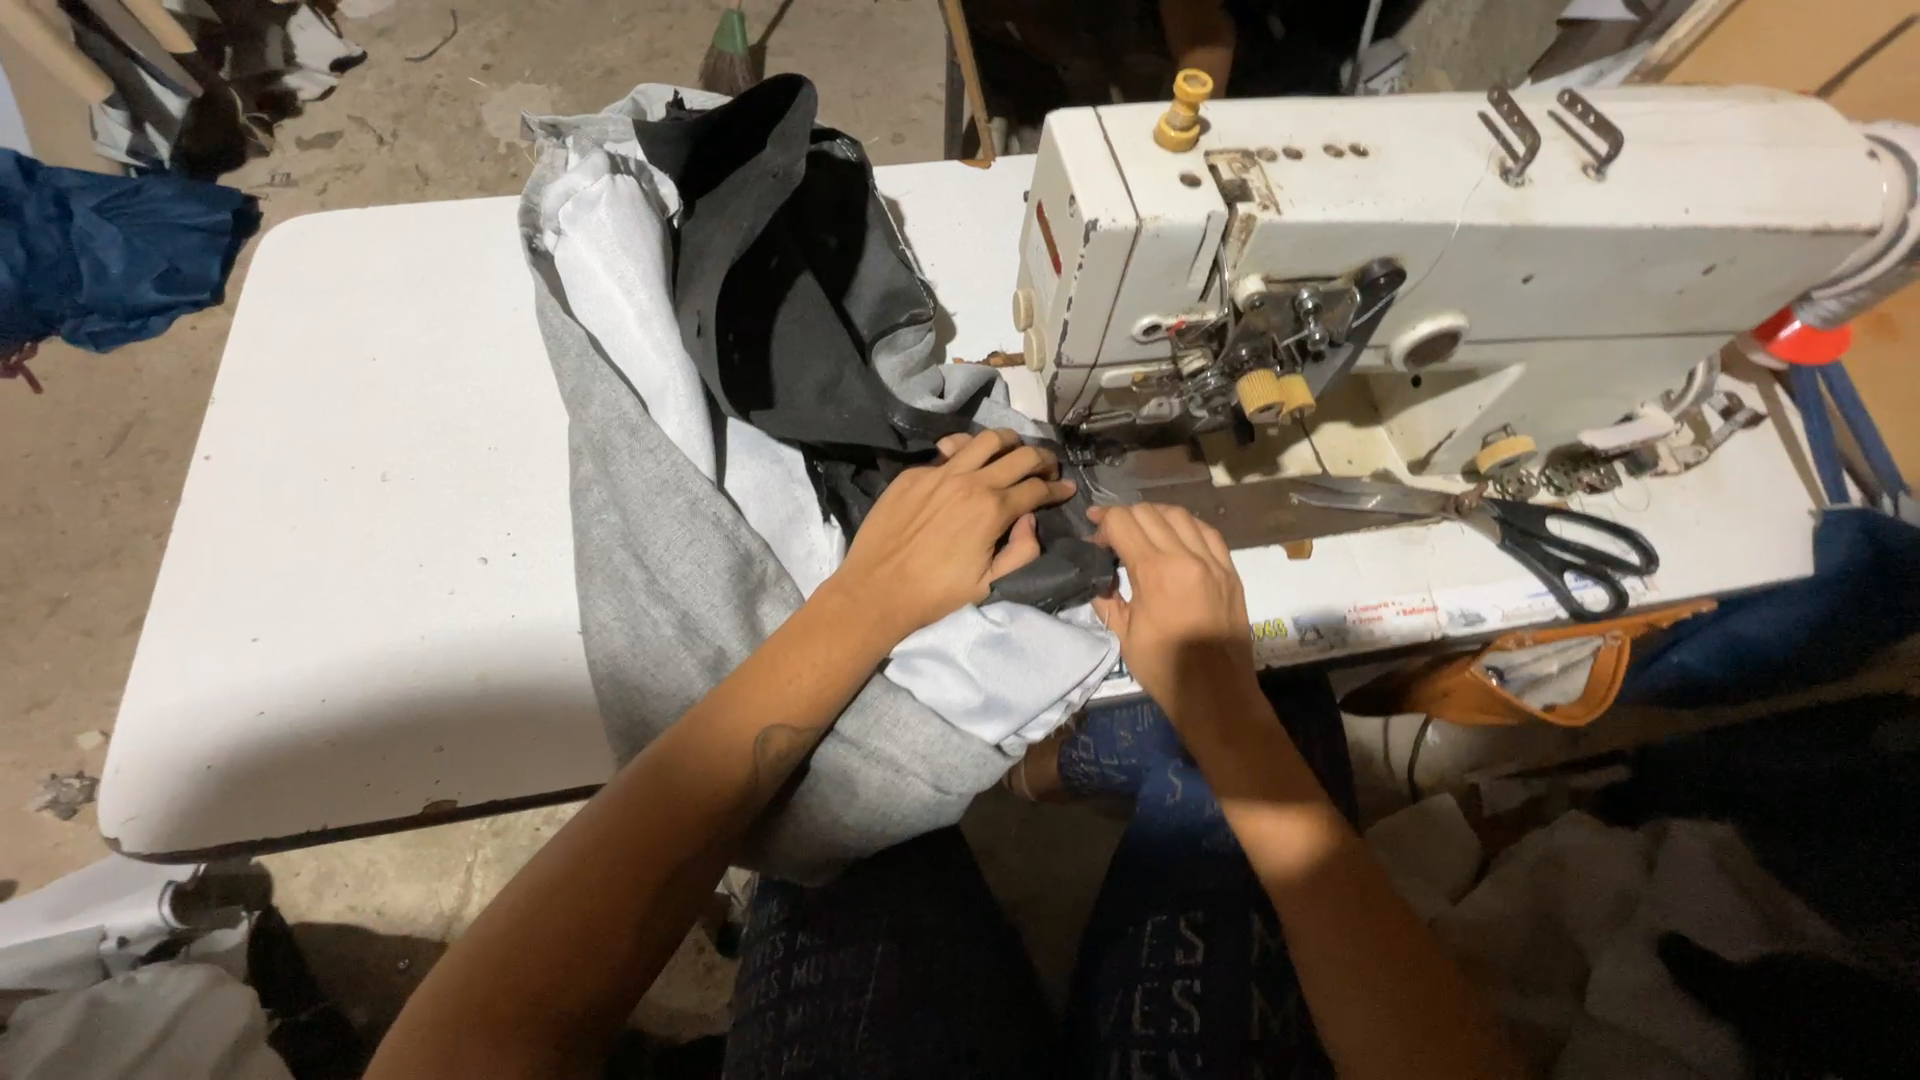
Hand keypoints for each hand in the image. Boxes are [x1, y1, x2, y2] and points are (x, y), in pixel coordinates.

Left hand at [830, 429, 1076, 643]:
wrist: (877, 589)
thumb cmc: (936, 594)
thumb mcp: (990, 585)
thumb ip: (1023, 552)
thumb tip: (1031, 520)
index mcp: (993, 510)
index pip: (1037, 488)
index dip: (1058, 488)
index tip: (1066, 489)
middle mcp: (970, 482)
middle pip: (1020, 455)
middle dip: (1042, 459)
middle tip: (1048, 467)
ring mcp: (940, 473)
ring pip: (985, 439)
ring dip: (1009, 442)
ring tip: (1014, 450)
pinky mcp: (914, 473)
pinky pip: (949, 449)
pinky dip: (967, 449)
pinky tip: (969, 457)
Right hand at [1088, 503, 1259, 725]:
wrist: (1216, 692)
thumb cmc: (1163, 668)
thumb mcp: (1123, 634)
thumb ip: (1107, 598)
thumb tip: (1097, 576)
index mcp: (1155, 572)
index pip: (1122, 522)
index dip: (1102, 523)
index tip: (1094, 537)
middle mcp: (1186, 556)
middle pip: (1148, 512)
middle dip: (1123, 517)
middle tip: (1112, 535)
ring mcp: (1213, 561)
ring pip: (1179, 515)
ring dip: (1154, 516)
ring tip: (1142, 531)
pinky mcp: (1230, 570)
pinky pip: (1206, 531)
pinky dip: (1185, 526)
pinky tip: (1175, 537)